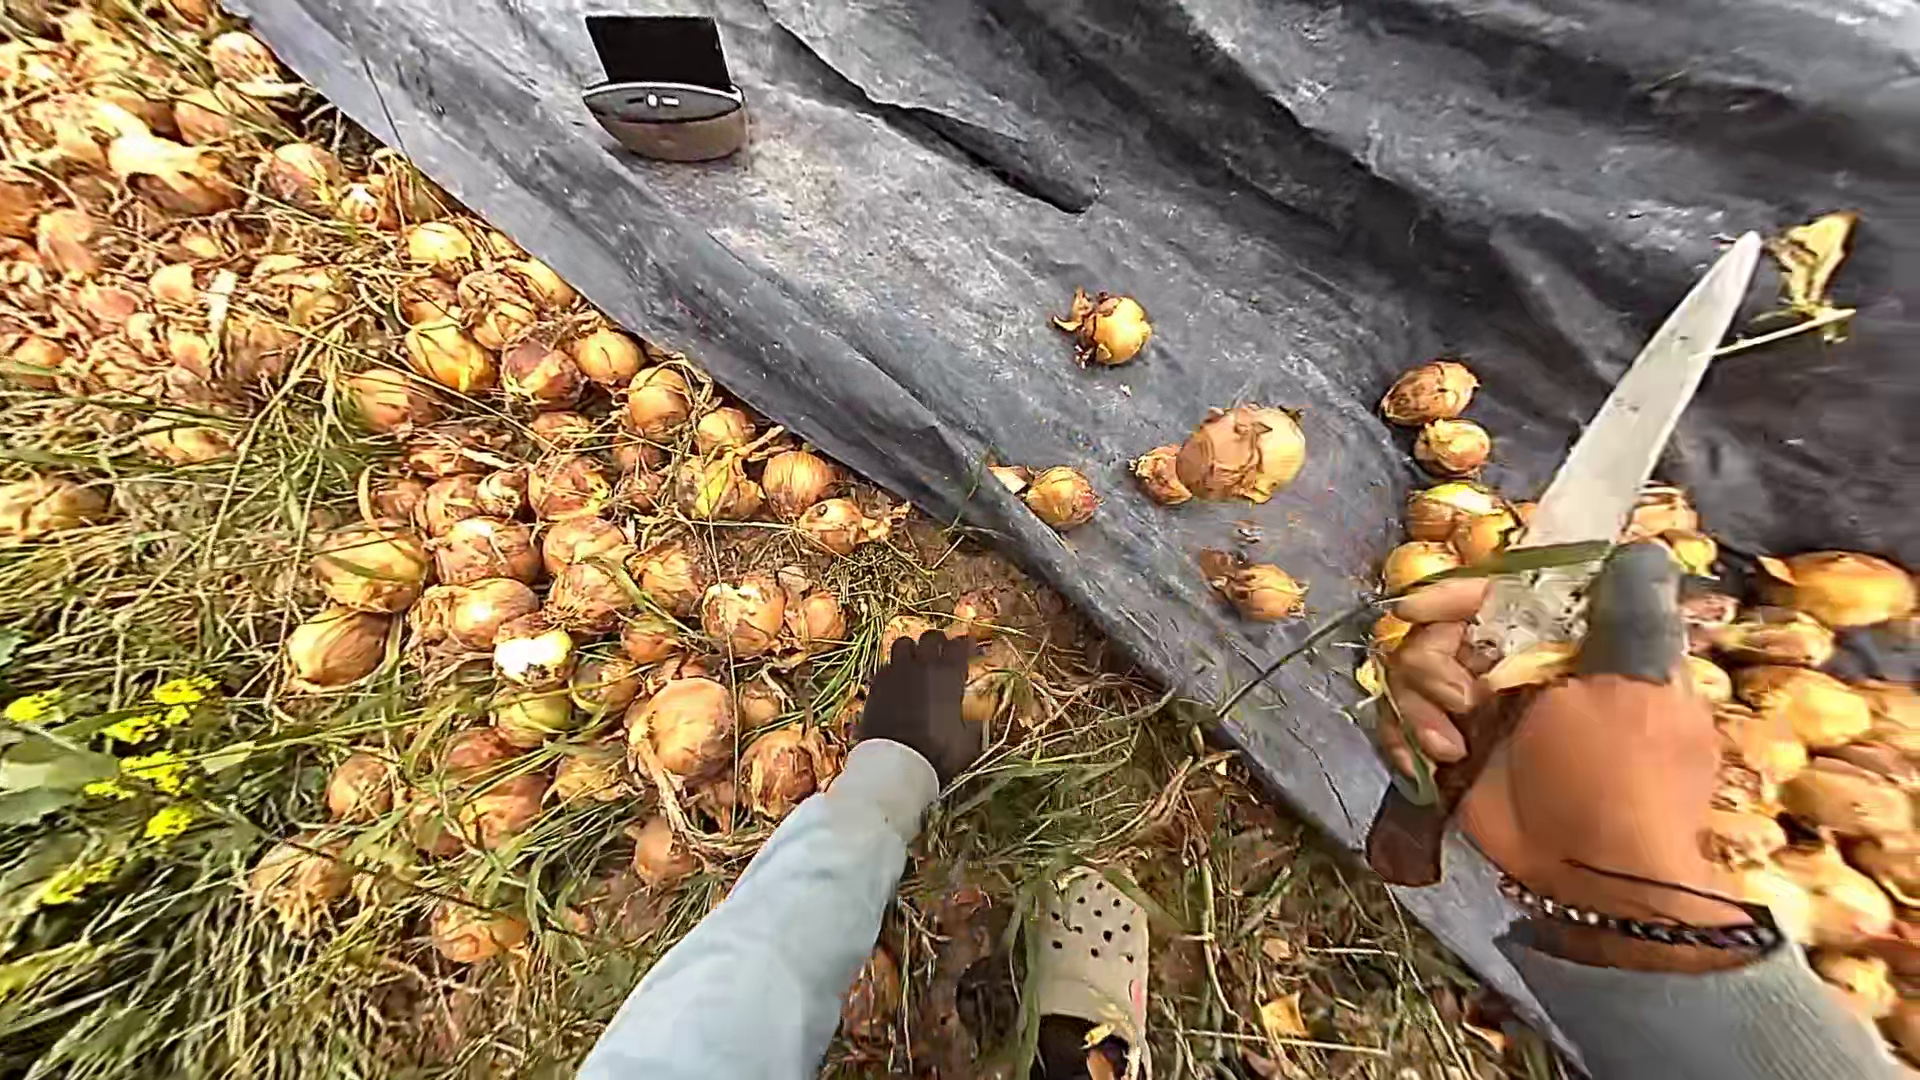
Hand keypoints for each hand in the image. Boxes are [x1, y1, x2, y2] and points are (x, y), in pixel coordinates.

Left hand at [857, 631, 975, 783]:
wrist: (895, 763)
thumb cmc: (938, 752)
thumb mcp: (968, 740)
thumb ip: (973, 721)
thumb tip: (975, 716)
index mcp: (949, 674)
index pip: (959, 645)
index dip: (965, 644)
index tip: (968, 647)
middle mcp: (923, 665)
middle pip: (931, 636)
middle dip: (938, 640)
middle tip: (942, 650)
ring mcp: (896, 671)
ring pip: (903, 643)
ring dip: (912, 648)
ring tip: (915, 659)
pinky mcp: (877, 683)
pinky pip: (886, 664)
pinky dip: (894, 668)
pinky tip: (897, 680)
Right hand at [1377, 545, 1745, 938]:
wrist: (1590, 872)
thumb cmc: (1617, 776)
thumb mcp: (1632, 693)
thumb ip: (1621, 622)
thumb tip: (1637, 552)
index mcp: (1558, 650)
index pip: (1492, 595)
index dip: (1450, 596)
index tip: (1414, 611)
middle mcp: (1509, 671)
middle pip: (1435, 635)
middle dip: (1432, 667)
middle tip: (1463, 704)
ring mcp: (1472, 709)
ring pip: (1406, 676)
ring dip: (1419, 711)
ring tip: (1448, 749)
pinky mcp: (1442, 741)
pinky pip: (1395, 719)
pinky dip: (1402, 739)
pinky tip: (1427, 766)